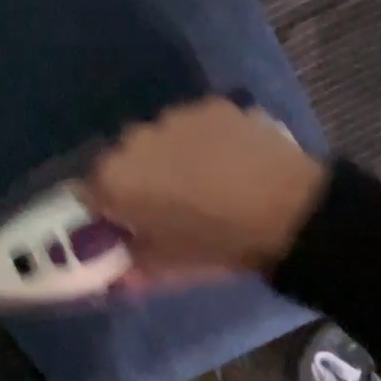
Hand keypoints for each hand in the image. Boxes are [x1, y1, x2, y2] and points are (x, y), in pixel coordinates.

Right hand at [83, 96, 327, 283]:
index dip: (108, 209)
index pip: (90, 192)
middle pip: (124, 160)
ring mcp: (172, 118)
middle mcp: (133, 141)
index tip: (129, 223)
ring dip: (170, 156)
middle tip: (169, 203)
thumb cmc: (217, 243)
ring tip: (204, 179)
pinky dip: (203, 141)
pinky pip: (194, 126)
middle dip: (139, 179)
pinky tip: (228, 161)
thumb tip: (115, 274)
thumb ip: (130, 268)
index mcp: (113, 181)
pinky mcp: (209, 106)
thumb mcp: (168, 268)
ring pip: (159, 139)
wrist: (289, 210)